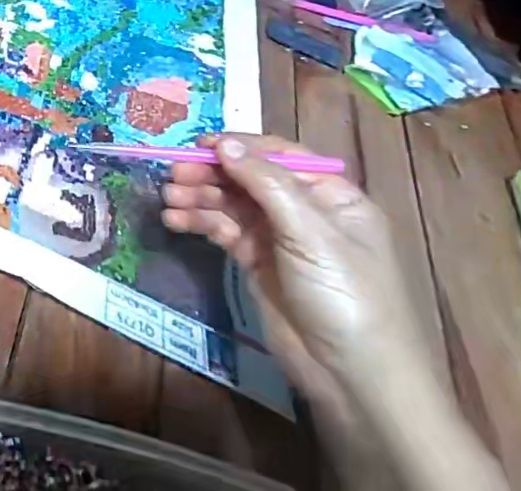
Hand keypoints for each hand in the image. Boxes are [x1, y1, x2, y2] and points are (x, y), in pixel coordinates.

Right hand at [162, 135, 508, 490]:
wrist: (352, 378)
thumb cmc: (344, 294)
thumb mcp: (310, 232)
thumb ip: (265, 183)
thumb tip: (223, 143)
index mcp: (330, 194)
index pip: (277, 156)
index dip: (237, 146)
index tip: (197, 144)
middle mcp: (302, 210)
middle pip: (247, 177)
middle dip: (209, 173)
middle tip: (172, 174)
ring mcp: (277, 236)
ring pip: (230, 202)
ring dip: (198, 197)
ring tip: (168, 200)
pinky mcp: (256, 261)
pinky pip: (222, 229)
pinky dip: (198, 221)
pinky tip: (175, 221)